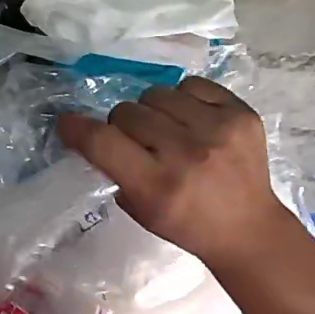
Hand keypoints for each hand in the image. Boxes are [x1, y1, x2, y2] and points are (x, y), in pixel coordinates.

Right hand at [57, 77, 300, 268]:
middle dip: (122, 125)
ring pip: (156, 93)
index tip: (67, 123)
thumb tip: (90, 132)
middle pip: (126, 111)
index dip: (77, 128)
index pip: (102, 142)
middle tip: (137, 143)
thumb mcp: (138, 209)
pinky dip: (183, 99)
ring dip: (152, 110)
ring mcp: (218, 130)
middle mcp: (187, 154)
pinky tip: (191, 121)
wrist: (247, 228)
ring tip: (166, 130)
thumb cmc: (184, 224)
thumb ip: (113, 170)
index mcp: (157, 186)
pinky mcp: (241, 113)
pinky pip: (191, 84)